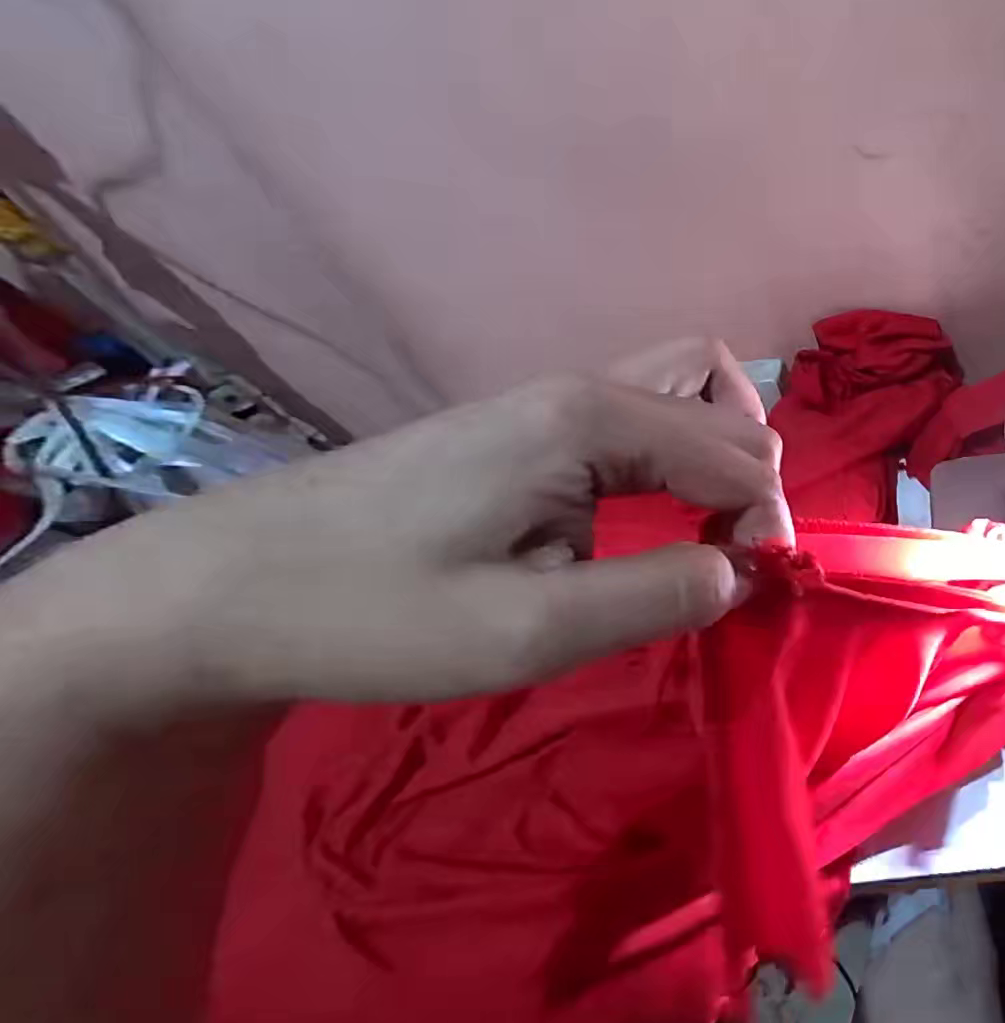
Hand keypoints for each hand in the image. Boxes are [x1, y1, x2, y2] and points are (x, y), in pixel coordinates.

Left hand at [0, 340, 792, 711]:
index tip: (747, 589)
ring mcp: (564, 397)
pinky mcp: (545, 422)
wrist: (220, 591)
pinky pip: (659, 407)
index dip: (766, 525)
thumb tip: (742, 573)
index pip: (740, 459)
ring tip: (713, 518)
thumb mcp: (527, 633)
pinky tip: (665, 497)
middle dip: (756, 490)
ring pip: (703, 389)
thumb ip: (656, 597)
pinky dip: (693, 446)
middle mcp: (588, 388)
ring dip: (731, 453)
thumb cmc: (372, 615)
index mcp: (591, 422)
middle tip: (727, 562)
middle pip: (733, 416)